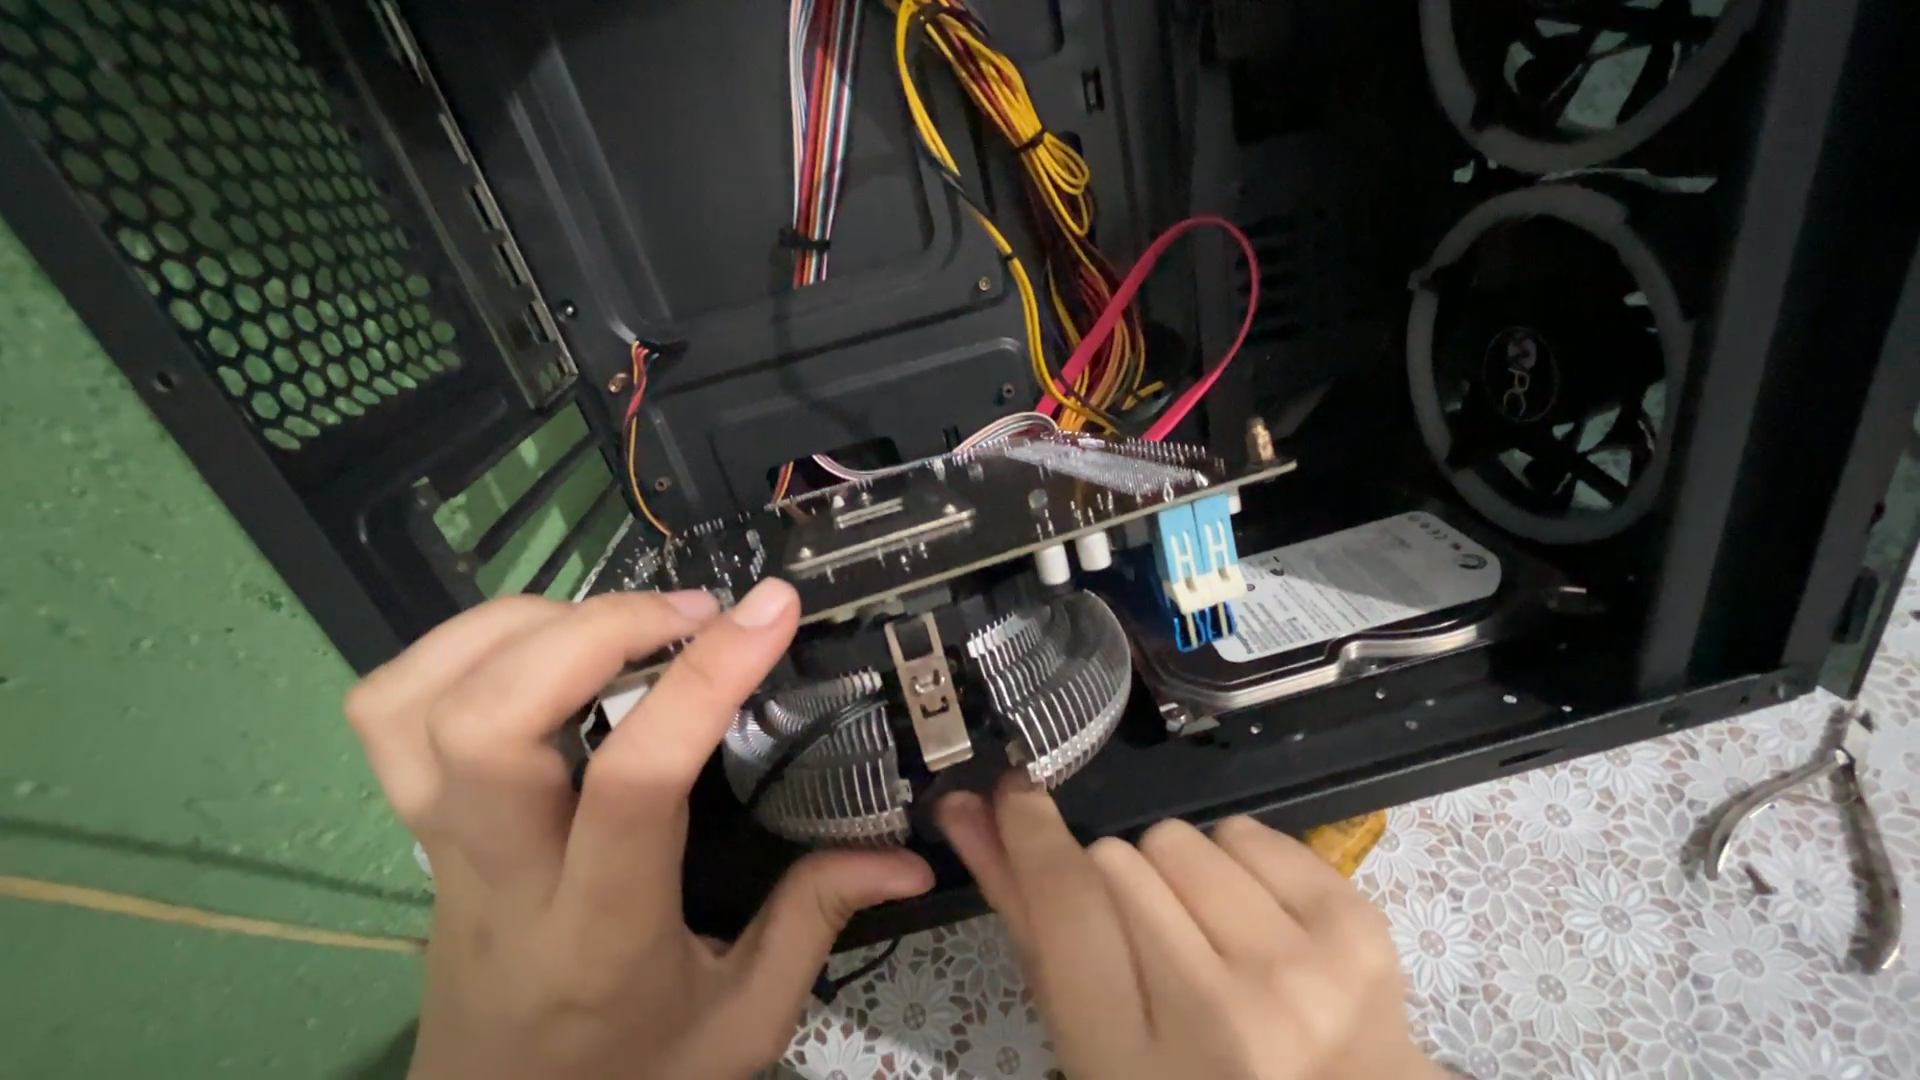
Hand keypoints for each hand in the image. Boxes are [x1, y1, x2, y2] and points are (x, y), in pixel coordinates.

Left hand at [346, 580, 933, 1079]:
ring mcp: (440, 849)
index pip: (637, 780)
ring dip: (528, 625)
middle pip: (493, 722)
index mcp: (600, 930)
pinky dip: (459, 645)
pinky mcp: (416, 830)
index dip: (706, 677)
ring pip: (424, 704)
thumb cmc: (633, 1077)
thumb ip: (819, 920)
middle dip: (600, 631)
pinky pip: (387, 713)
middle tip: (692, 611)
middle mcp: (502, 877)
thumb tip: (910, 853)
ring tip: (622, 617)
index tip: (771, 610)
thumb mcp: (744, 1020)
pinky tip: (541, 641)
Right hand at [940, 780, 1441, 1079]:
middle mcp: (1225, 1017)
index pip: (1065, 900)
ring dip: (1176, 877)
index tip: (1015, 793)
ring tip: (1206, 944)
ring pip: (1178, 837)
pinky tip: (1258, 928)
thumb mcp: (1089, 1039)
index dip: (1029, 832)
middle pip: (1118, 857)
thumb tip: (969, 813)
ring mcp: (1304, 970)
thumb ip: (1027, 920)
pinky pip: (1247, 832)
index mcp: (1138, 1065)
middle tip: (1145, 948)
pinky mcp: (1358, 927)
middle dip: (1115, 888)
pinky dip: (1237, 866)